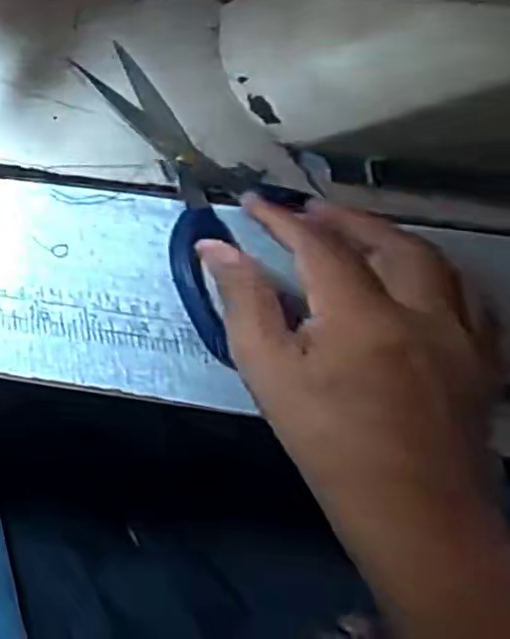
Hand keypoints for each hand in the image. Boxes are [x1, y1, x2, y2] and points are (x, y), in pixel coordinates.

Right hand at [199, 196, 509, 632]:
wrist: (405, 497)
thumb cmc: (318, 426)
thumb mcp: (262, 360)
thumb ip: (243, 297)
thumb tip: (216, 247)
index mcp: (364, 318)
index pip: (322, 248)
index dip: (284, 220)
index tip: (252, 203)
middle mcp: (426, 318)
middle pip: (396, 247)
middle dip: (348, 219)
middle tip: (305, 208)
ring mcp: (467, 340)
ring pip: (442, 268)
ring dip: (393, 240)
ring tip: (353, 231)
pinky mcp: (485, 361)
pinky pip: (471, 299)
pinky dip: (434, 273)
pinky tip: (409, 277)